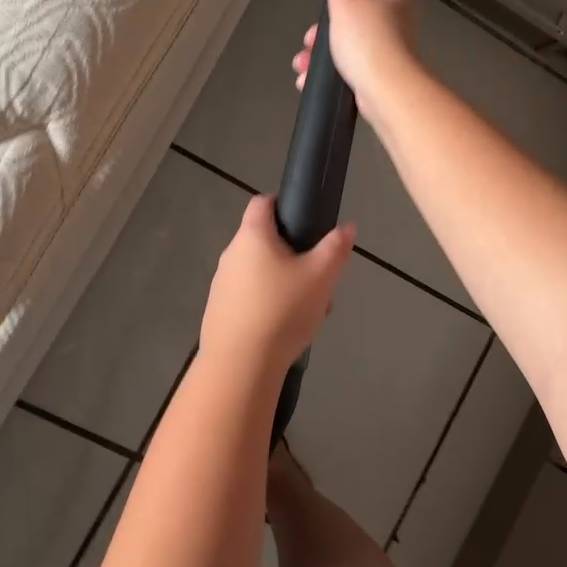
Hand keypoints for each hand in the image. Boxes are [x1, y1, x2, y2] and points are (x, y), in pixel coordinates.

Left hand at [200, 195, 354, 373]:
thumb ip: (335, 248)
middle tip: (318, 276)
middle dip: (294, 255)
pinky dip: (269, 304)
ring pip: (260, 273)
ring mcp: (221, 284)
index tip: (307, 223)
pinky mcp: (219, 311)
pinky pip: (250, 297)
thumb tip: (347, 227)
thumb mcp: (321, 277)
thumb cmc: (283, 310)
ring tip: (308, 310)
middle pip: (264, 241)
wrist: (241, 364)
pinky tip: (286, 329)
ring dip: (284, 283)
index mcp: (252, 236)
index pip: (262, 203)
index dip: (284, 205)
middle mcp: (231, 254)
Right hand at [291, 0, 419, 119]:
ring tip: (303, 62)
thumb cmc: (368, 41)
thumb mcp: (347, 1)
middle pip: (357, 18)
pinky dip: (328, 74)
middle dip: (326, 28)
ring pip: (348, 47)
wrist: (385, 92)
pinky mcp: (377, 79)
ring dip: (321, 54)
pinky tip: (309, 80)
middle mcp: (396, 26)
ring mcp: (388, 55)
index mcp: (394, 1)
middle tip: (310, 37)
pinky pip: (348, 71)